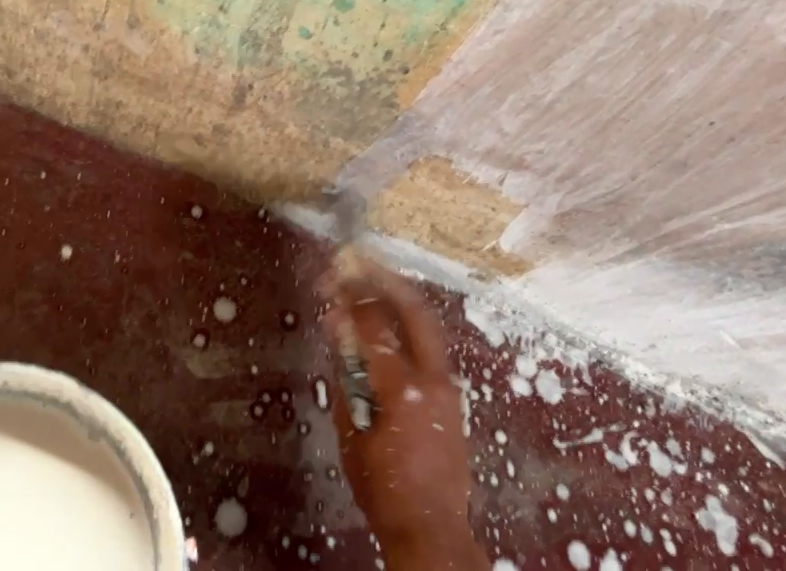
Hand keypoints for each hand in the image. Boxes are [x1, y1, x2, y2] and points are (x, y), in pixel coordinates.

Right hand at [324, 262, 484, 570]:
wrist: (430, 526)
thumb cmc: (381, 485)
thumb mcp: (351, 432)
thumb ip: (347, 378)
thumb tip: (338, 333)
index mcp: (402, 387)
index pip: (372, 325)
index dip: (349, 296)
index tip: (332, 275)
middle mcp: (432, 377)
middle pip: (413, 310)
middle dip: (385, 278)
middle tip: (360, 259)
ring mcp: (449, 386)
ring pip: (427, 326)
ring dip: (399, 298)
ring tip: (375, 278)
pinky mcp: (453, 396)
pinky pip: (430, 347)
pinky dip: (408, 326)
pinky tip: (391, 321)